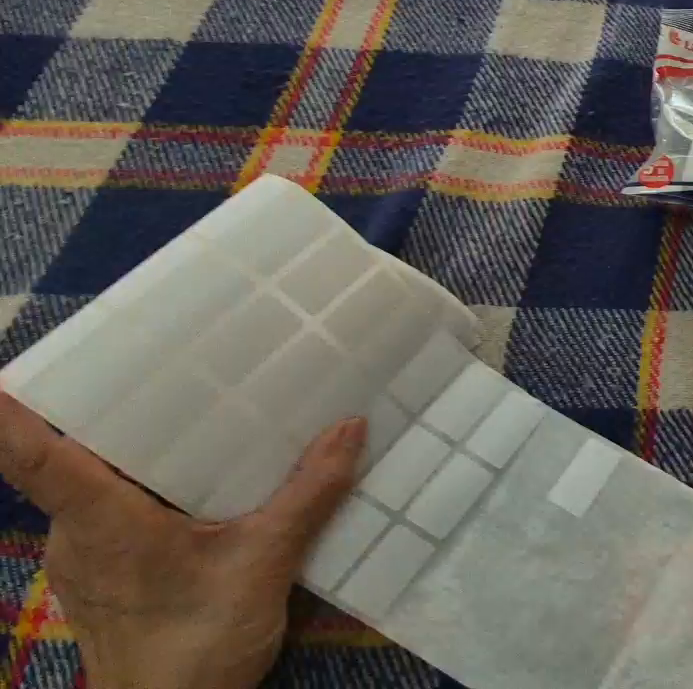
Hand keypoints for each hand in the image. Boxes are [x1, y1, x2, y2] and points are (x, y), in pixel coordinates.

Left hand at [0, 393, 364, 688]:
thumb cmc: (199, 638)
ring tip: (198, 406)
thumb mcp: (266, 559)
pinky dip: (157, 478)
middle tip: (164, 363)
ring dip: (138, 447)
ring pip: (101, 486)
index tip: (5, 378)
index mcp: (102, 524)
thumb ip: (308, 491)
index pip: (38, 462)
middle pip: (75, 463)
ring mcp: (90, 559)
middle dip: (110, 413)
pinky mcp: (113, 574)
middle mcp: (80, 536)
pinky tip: (209, 470)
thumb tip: (350, 424)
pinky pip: (122, 508)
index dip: (13, 419)